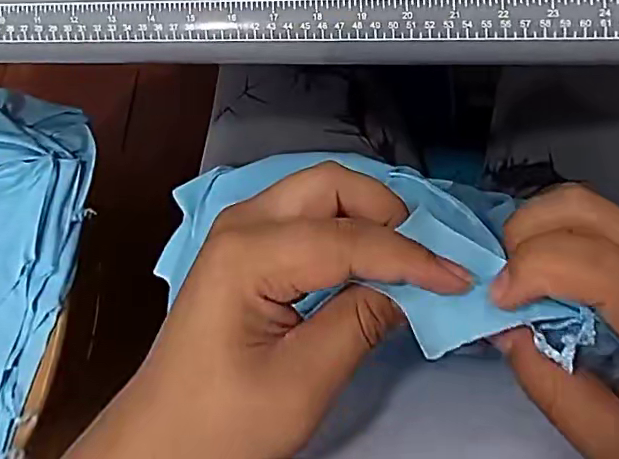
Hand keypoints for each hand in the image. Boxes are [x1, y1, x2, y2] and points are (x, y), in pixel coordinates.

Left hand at [67, 162, 472, 458]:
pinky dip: (347, 225)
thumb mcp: (298, 386)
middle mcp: (244, 220)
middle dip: (385, 210)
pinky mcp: (248, 241)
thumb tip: (413, 290)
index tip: (458, 277)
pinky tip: (371, 255)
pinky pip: (307, 212)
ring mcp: (243, 225)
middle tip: (429, 255)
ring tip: (410, 254)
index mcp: (248, 252)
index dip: (407, 256)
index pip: (344, 237)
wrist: (160, 439)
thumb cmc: (222, 423)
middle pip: (329, 184)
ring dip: (369, 213)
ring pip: (320, 190)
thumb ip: (358, 325)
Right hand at [488, 184, 618, 458]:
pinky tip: (549, 273)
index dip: (536, 267)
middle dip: (525, 230)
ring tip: (519, 276)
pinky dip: (557, 231)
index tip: (497, 302)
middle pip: (587, 209)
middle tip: (502, 282)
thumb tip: (505, 330)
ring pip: (588, 203)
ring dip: (537, 226)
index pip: (602, 265)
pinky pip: (600, 220)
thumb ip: (562, 396)